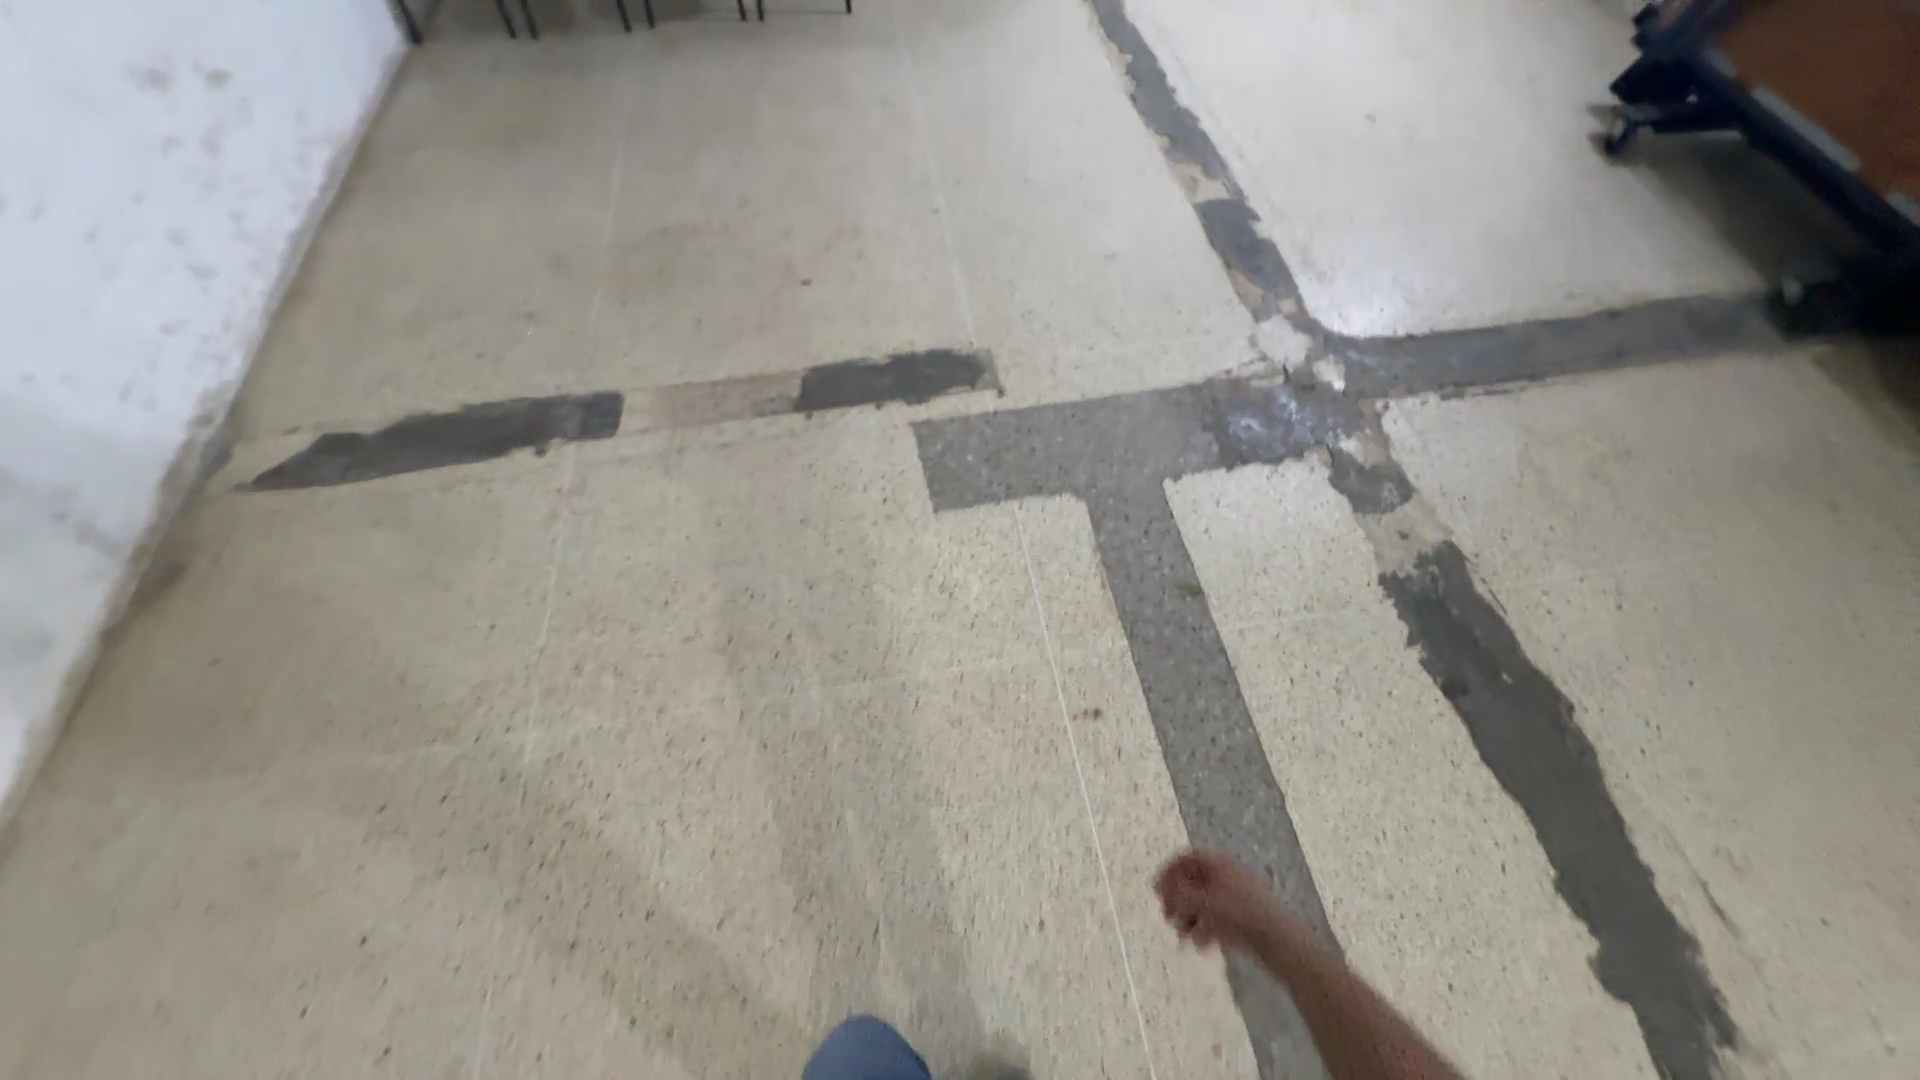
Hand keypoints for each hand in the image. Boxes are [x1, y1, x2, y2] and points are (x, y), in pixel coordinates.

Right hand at [1155, 850, 1277, 950]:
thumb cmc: (1236, 913)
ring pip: (1203, 903)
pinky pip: (1217, 919)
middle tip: (1168, 917)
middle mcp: (1226, 875)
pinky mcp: (1242, 917)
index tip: (1157, 892)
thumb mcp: (1200, 901)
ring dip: (1189, 919)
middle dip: (1178, 901)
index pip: (1186, 858)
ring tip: (1184, 936)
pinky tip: (1203, 945)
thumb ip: (1176, 893)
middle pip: (1193, 882)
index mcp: (1217, 863)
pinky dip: (1206, 929)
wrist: (1276, 939)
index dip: (1168, 872)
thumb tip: (1157, 885)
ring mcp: (1236, 897)